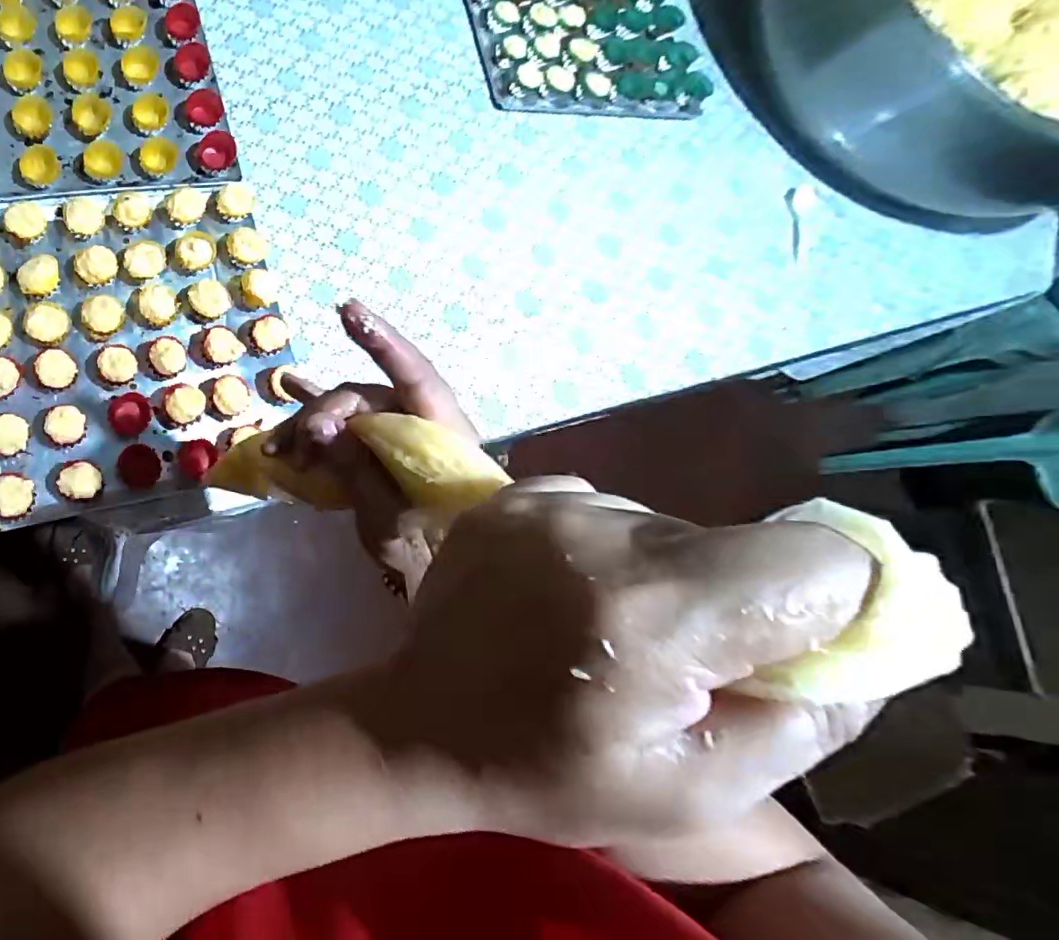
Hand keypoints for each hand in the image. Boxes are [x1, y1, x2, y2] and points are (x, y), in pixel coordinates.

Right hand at [264, 300, 479, 590]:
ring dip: (304, 423)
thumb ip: (358, 469)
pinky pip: (336, 420)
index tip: (347, 312)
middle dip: (322, 412)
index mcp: (438, 429)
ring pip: (340, 408)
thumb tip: (320, 428)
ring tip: (275, 448)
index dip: (380, 342)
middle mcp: (413, 418)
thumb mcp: (392, 515)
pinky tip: (287, 385)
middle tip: (301, 444)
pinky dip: (310, 410)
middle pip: (360, 396)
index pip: (412, 373)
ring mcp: (390, 429)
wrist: (441, 565)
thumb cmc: (431, 542)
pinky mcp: (371, 442)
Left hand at [366, 477, 880, 846]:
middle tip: (662, 660)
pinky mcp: (500, 501)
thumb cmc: (551, 771)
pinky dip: (598, 546)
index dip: (820, 611)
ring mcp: (537, 506)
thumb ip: (808, 713)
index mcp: (651, 605)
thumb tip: (866, 639)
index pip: (817, 557)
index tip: (769, 656)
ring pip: (662, 522)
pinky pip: (596, 506)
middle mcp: (592, 532)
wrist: (422, 724)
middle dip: (729, 600)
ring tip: (597, 627)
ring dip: (657, 572)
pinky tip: (558, 591)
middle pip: (734, 542)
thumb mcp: (703, 787)